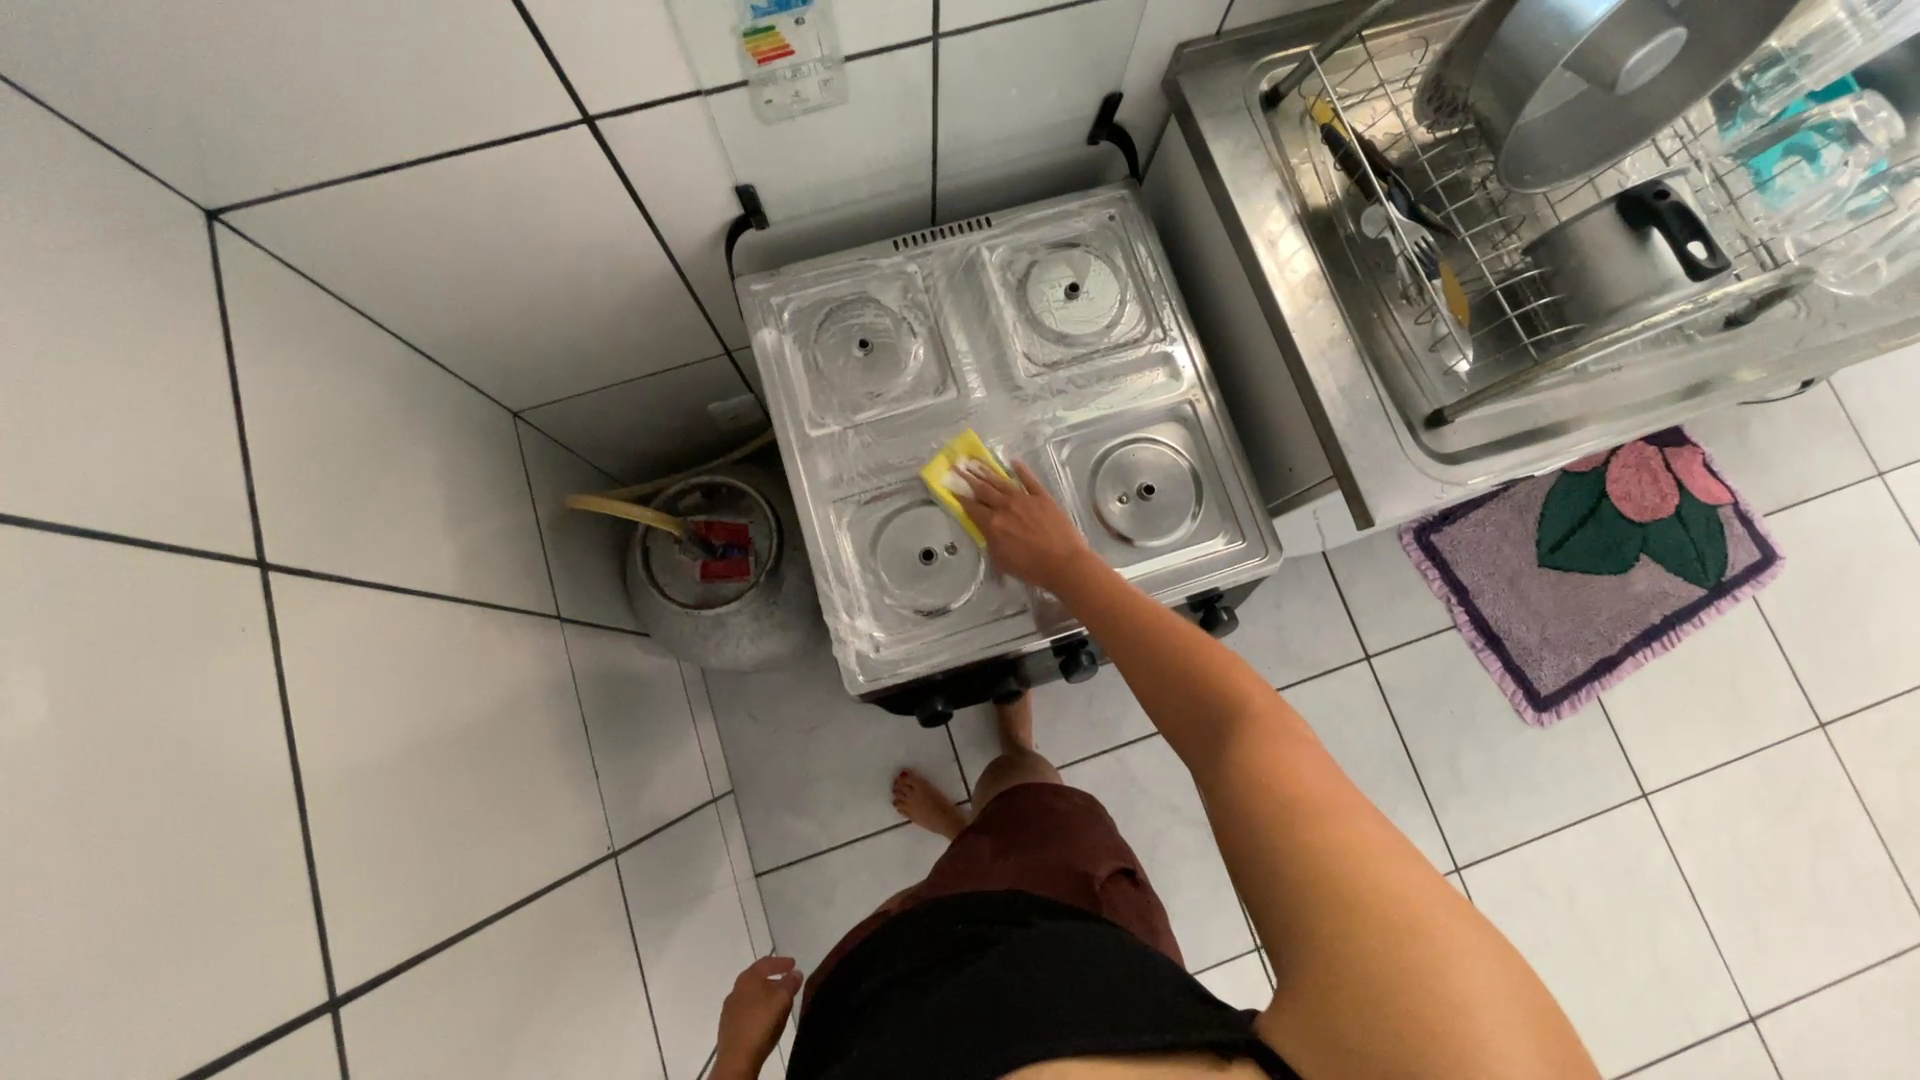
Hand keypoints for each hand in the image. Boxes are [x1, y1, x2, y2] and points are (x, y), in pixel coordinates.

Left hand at [714, 955, 802, 1079]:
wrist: (737, 1059)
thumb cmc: (761, 1023)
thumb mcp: (782, 999)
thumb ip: (790, 983)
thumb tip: (795, 973)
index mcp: (748, 978)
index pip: (766, 963)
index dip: (781, 962)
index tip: (794, 963)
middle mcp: (736, 989)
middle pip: (756, 978)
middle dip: (772, 978)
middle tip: (787, 980)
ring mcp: (730, 1009)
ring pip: (751, 995)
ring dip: (765, 994)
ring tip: (778, 1000)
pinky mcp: (728, 1026)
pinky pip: (747, 1010)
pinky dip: (758, 1008)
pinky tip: (765, 1018)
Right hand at [956, 461, 1095, 593]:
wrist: (1064, 563)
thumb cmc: (1031, 569)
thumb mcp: (1002, 560)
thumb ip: (991, 542)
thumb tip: (987, 530)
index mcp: (993, 524)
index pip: (972, 508)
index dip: (960, 498)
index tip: (952, 487)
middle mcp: (1005, 507)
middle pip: (983, 489)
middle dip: (968, 478)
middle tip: (958, 466)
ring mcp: (1024, 499)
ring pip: (1002, 482)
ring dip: (987, 471)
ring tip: (975, 462)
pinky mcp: (1043, 497)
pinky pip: (1030, 480)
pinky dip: (1021, 470)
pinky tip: (1014, 462)